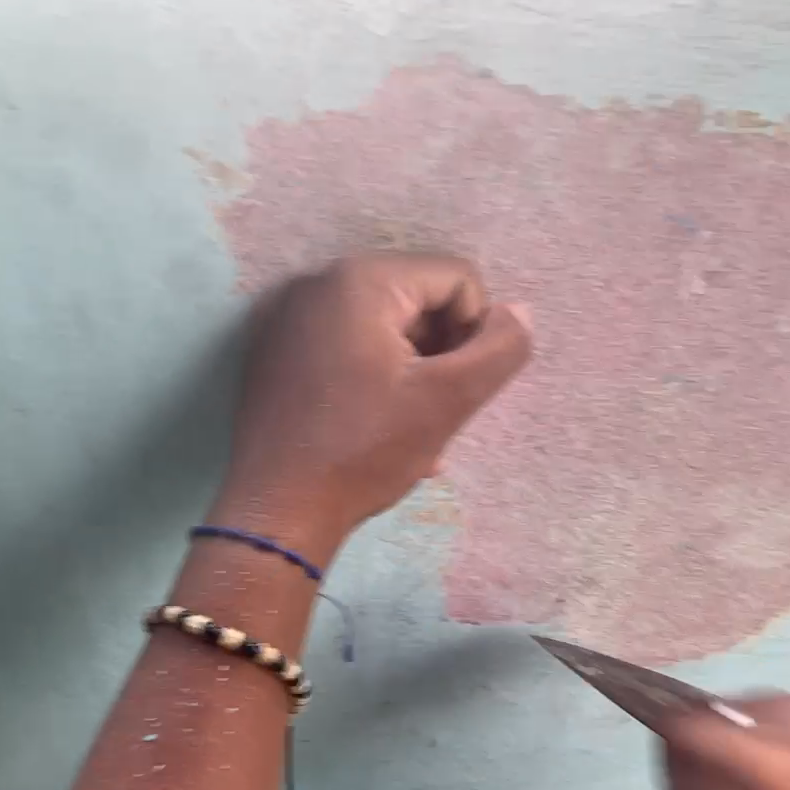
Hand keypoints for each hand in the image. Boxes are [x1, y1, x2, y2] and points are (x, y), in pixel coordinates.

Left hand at [210, 253, 532, 558]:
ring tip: (410, 427)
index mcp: (359, 279)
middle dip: (440, 352)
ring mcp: (286, 316)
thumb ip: (500, 348)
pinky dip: (370, 373)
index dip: (475, 332)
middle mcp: (316, 282)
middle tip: (436, 410)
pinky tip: (374, 423)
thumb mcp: (448, 400)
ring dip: (410, 370)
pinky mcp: (272, 350)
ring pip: (382, 325)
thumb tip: (517, 312)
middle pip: (416, 298)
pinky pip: (343, 343)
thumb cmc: (364, 451)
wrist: (277, 510)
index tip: (459, 387)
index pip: (456, 279)